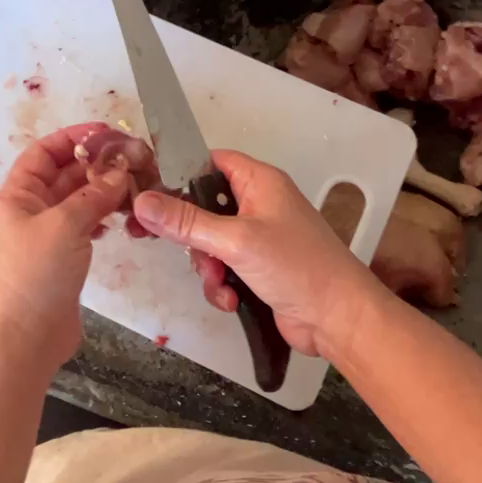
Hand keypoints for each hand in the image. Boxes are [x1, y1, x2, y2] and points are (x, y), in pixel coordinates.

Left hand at [0, 124, 136, 372]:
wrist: (26, 339)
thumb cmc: (36, 275)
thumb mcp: (65, 225)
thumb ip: (94, 195)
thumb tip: (120, 171)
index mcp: (18, 194)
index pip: (44, 152)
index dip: (73, 137)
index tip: (108, 133)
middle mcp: (30, 209)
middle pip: (65, 174)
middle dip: (97, 164)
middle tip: (134, 159)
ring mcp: (47, 234)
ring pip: (79, 200)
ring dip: (104, 190)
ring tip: (136, 187)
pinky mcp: (63, 257)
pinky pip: (85, 224)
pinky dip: (104, 216)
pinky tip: (123, 217)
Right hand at [133, 150, 381, 356]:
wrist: (340, 320)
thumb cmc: (295, 266)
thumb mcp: (235, 241)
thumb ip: (186, 222)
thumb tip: (141, 201)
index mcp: (259, 181)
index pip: (210, 162)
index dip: (181, 175)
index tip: (153, 196)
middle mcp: (258, 204)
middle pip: (203, 208)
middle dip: (192, 236)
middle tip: (184, 251)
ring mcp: (258, 238)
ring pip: (209, 243)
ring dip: (208, 268)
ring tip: (222, 284)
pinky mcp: (258, 269)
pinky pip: (224, 269)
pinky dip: (222, 285)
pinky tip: (232, 300)